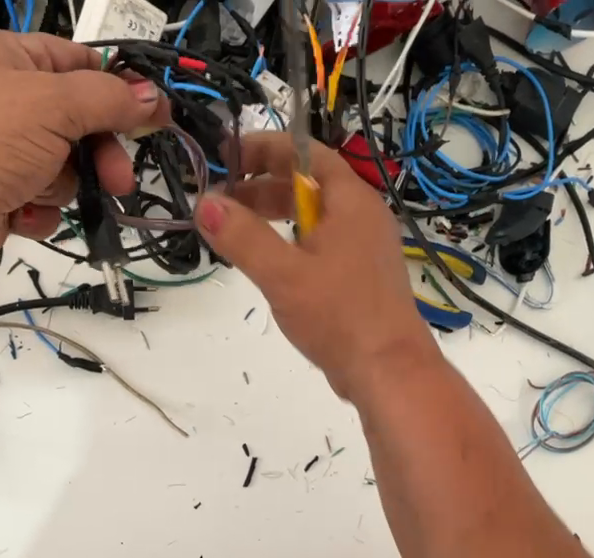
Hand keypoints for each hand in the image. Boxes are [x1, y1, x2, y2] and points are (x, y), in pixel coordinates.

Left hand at [0, 32, 171, 267]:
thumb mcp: (56, 105)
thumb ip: (109, 99)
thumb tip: (154, 99)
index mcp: (10, 56)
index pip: (78, 63)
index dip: (115, 91)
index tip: (151, 119)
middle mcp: (2, 97)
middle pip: (76, 123)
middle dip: (97, 155)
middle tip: (119, 181)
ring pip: (61, 166)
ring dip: (60, 185)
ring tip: (39, 193)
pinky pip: (39, 198)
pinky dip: (36, 209)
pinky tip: (19, 212)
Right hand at [196, 134, 435, 398]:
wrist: (388, 370)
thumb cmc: (339, 317)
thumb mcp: (283, 275)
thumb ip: (243, 238)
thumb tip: (205, 204)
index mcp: (351, 201)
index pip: (305, 153)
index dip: (264, 149)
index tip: (226, 158)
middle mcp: (363, 217)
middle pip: (308, 186)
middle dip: (263, 188)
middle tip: (223, 202)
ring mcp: (366, 249)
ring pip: (315, 219)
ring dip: (276, 219)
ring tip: (238, 234)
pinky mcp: (362, 280)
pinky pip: (323, 247)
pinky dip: (293, 245)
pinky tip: (271, 268)